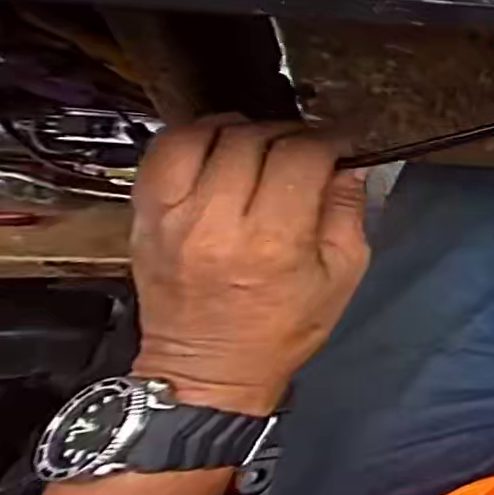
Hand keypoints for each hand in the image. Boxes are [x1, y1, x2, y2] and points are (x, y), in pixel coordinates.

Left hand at [127, 117, 369, 415]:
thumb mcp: (345, 269)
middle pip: (250, 141)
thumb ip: (347, 211)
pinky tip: (221, 143)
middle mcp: (215, 222)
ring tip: (264, 137)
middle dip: (292, 132)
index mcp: (273, 239)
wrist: (210, 367)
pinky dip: (193, 138)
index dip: (331, 141)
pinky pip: (159, 157)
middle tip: (313, 144)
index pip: (300, 158)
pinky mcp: (142, 220)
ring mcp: (169, 218)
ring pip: (197, 138)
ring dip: (239, 127)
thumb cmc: (290, 323)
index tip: (347, 146)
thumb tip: (351, 166)